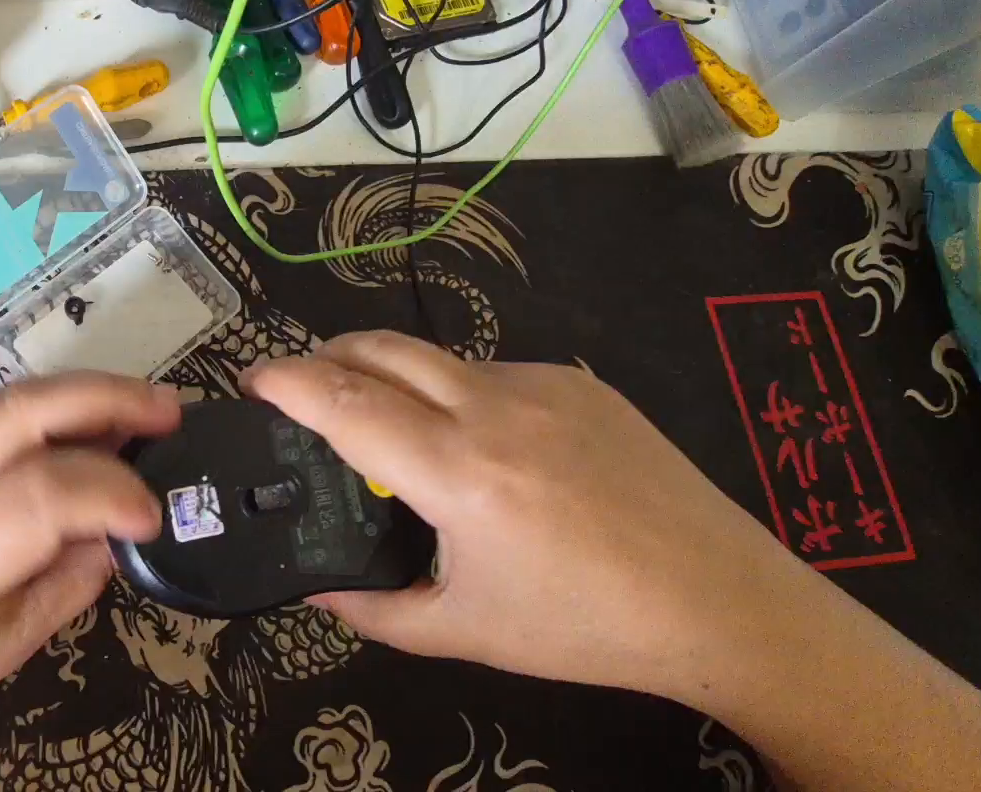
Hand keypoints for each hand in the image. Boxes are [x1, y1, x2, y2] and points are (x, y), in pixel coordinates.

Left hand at [0, 372, 178, 728]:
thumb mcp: (9, 642)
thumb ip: (72, 580)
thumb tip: (124, 532)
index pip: (39, 496)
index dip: (108, 494)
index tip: (154, 516)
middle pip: (23, 413)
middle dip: (104, 399)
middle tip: (169, 409)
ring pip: (16, 397)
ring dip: (89, 391)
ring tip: (149, 404)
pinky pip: (7, 409)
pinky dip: (62, 403)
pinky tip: (101, 414)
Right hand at [244, 331, 813, 700]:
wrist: (729, 605)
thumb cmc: (587, 628)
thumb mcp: (466, 632)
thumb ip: (373, 609)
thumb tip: (314, 590)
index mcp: (459, 473)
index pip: (345, 401)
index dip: (286, 380)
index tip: (251, 379)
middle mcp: (492, 408)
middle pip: (377, 347)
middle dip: (322, 356)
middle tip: (301, 391)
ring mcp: (539, 383)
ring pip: (430, 356)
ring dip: (387, 376)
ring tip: (390, 428)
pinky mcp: (575, 379)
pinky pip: (485, 371)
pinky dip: (451, 392)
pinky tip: (477, 443)